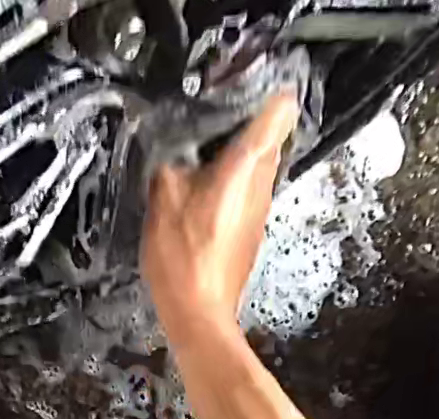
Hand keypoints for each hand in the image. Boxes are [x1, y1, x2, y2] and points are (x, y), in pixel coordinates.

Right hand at [142, 94, 299, 339]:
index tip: (259, 83)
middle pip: (270, 142)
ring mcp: (259, 216)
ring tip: (208, 152)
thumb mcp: (163, 196)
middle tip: (221, 114)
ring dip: (240, 156)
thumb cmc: (183, 261)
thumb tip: (175, 145)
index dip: (271, 94)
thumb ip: (172, 160)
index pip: (275, 116)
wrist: (199, 315)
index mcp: (244, 170)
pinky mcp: (251, 236)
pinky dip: (234, 185)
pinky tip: (207, 192)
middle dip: (251, 123)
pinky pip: (248, 197)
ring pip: (260, 171)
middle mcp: (261, 190)